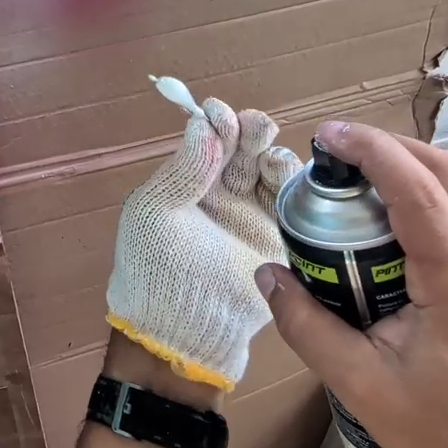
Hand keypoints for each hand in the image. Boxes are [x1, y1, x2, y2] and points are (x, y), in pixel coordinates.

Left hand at [105, 98, 299, 389]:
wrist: (179, 333)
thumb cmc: (153, 268)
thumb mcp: (152, 213)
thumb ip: (181, 170)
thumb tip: (202, 123)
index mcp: (191, 180)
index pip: (212, 138)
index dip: (219, 121)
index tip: (220, 114)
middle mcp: (224, 192)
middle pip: (247, 148)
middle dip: (252, 130)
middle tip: (254, 126)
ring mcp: (254, 215)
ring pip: (274, 171)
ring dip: (274, 154)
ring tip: (267, 157)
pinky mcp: (280, 242)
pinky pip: (294, 206)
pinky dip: (294, 185)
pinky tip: (286, 179)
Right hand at [254, 121, 447, 447]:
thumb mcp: (363, 387)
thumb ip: (308, 326)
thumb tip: (267, 276)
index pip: (416, 188)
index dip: (369, 149)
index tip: (326, 136)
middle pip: (445, 170)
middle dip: (388, 146)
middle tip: (336, 152)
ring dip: (406, 169)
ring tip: (352, 181)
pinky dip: (421, 198)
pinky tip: (383, 227)